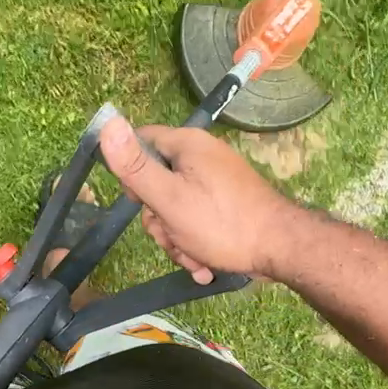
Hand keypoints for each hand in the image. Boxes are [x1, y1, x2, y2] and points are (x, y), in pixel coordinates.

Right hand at [98, 115, 304, 282]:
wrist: (281, 248)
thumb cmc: (222, 224)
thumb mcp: (169, 198)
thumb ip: (136, 167)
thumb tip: (106, 122)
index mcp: (187, 145)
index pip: (142, 142)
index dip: (131, 173)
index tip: (140, 202)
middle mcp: (202, 157)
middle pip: (158, 184)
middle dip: (160, 221)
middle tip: (173, 238)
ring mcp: (217, 182)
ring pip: (177, 209)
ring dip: (179, 240)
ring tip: (195, 259)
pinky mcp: (228, 204)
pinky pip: (198, 220)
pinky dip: (197, 244)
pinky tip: (205, 265)